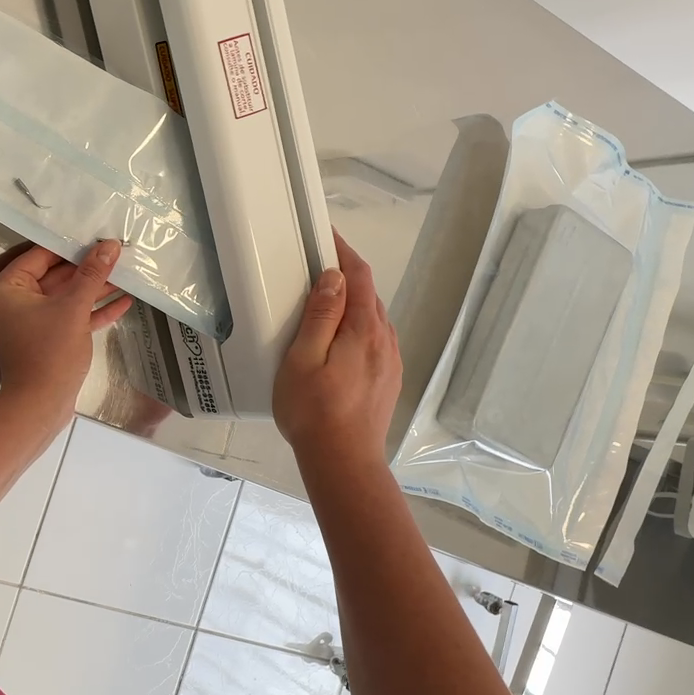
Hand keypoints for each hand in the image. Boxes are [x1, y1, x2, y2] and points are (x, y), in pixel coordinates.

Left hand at [0, 241, 133, 412]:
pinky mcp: (49, 338)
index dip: (70, 245)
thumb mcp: (73, 307)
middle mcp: (16, 301)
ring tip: (128, 273)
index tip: (98, 235)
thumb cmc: (49, 352)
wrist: (41, 404)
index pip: (41, 255)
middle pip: (56, 275)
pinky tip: (123, 301)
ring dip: (96, 288)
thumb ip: (91, 275)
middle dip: (88, 267)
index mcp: (9, 288)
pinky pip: (72, 316)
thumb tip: (109, 246)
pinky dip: (94, 310)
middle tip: (117, 251)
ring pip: (67, 297)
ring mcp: (32, 321)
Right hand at [274, 232, 401, 465]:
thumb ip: (320, 317)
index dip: (345, 252)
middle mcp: (385, 340)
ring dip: (353, 302)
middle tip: (316, 266)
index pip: (359, 277)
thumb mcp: (303, 359)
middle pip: (369, 296)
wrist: (343, 459)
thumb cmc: (312, 408)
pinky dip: (359, 325)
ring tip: (325, 300)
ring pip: (374, 319)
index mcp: (363, 330)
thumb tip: (335, 278)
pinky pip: (376, 340)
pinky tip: (340, 338)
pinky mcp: (388, 379)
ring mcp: (390, 362)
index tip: (326, 235)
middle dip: (347, 276)